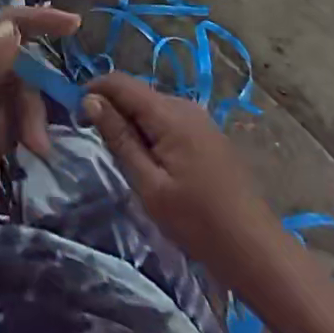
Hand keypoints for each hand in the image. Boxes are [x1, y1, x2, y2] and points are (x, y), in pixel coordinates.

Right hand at [82, 73, 268, 255]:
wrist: (256, 251)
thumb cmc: (197, 222)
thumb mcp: (148, 183)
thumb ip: (119, 137)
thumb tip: (90, 100)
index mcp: (170, 115)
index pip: (120, 82)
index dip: (93, 90)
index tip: (77, 117)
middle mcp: (186, 106)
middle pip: (136, 91)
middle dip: (112, 107)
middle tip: (98, 142)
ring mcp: (200, 119)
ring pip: (151, 105)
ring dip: (131, 120)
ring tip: (122, 155)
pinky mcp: (207, 134)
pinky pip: (168, 119)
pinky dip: (150, 130)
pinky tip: (150, 160)